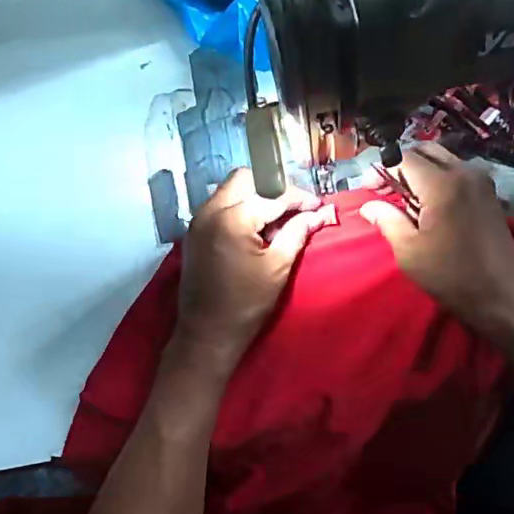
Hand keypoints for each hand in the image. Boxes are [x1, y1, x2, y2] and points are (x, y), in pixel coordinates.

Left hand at [174, 169, 328, 369]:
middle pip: (245, 179)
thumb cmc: (246, 304)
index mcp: (232, 218)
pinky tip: (257, 229)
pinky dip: (240, 209)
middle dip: (273, 188)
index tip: (318, 206)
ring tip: (278, 219)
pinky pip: (220, 207)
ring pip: (230, 191)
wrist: (207, 333)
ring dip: (255, 196)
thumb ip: (297, 233)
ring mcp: (198, 221)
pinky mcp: (194, 233)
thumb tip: (318, 214)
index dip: (299, 198)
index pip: (272, 194)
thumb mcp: (277, 268)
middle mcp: (210, 211)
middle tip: (295, 208)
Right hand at [361, 142, 513, 327]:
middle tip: (385, 191)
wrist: (501, 293)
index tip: (369, 191)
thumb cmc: (450, 274)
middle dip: (401, 165)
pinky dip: (438, 180)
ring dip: (420, 172)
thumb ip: (387, 220)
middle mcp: (465, 172)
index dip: (382, 169)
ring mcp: (481, 181)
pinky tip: (430, 206)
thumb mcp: (409, 250)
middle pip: (425, 151)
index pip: (404, 157)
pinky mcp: (489, 193)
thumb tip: (369, 205)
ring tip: (406, 201)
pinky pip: (457, 173)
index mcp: (442, 184)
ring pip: (443, 160)